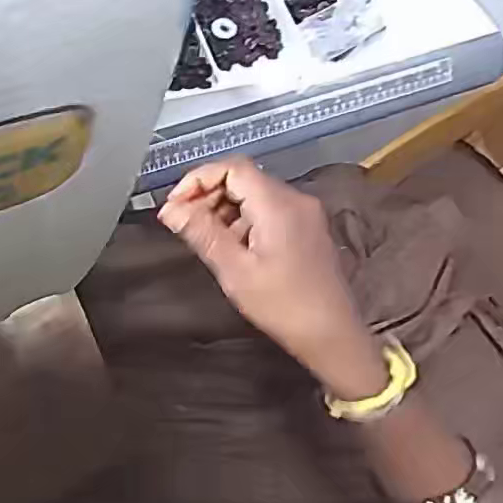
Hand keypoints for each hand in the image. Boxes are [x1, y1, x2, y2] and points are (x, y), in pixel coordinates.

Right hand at [157, 158, 387, 397]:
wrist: (331, 334)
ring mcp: (304, 213)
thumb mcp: (234, 270)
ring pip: (253, 194)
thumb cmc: (283, 306)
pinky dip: (241, 220)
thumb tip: (170, 210)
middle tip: (181, 222)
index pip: (232, 168)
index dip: (198, 180)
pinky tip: (230, 246)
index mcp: (278, 205)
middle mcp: (295, 200)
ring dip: (223, 209)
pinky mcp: (306, 228)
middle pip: (242, 178)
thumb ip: (201, 233)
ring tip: (203, 238)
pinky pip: (267, 210)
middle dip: (207, 195)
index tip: (175, 206)